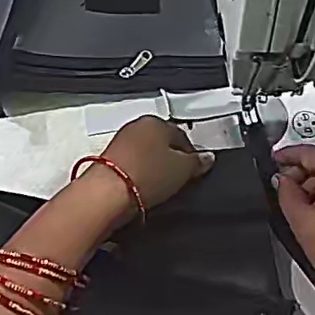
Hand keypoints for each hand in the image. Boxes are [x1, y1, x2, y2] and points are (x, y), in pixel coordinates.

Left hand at [70, 117, 214, 229]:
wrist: (108, 193)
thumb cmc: (143, 174)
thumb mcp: (183, 169)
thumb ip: (198, 162)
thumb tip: (206, 159)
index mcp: (155, 121)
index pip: (181, 135)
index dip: (192, 153)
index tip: (196, 167)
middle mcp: (135, 128)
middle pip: (161, 143)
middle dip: (171, 160)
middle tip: (180, 179)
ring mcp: (120, 144)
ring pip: (145, 155)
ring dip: (153, 168)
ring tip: (160, 188)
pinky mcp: (108, 162)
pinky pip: (131, 167)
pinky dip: (138, 176)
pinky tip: (143, 189)